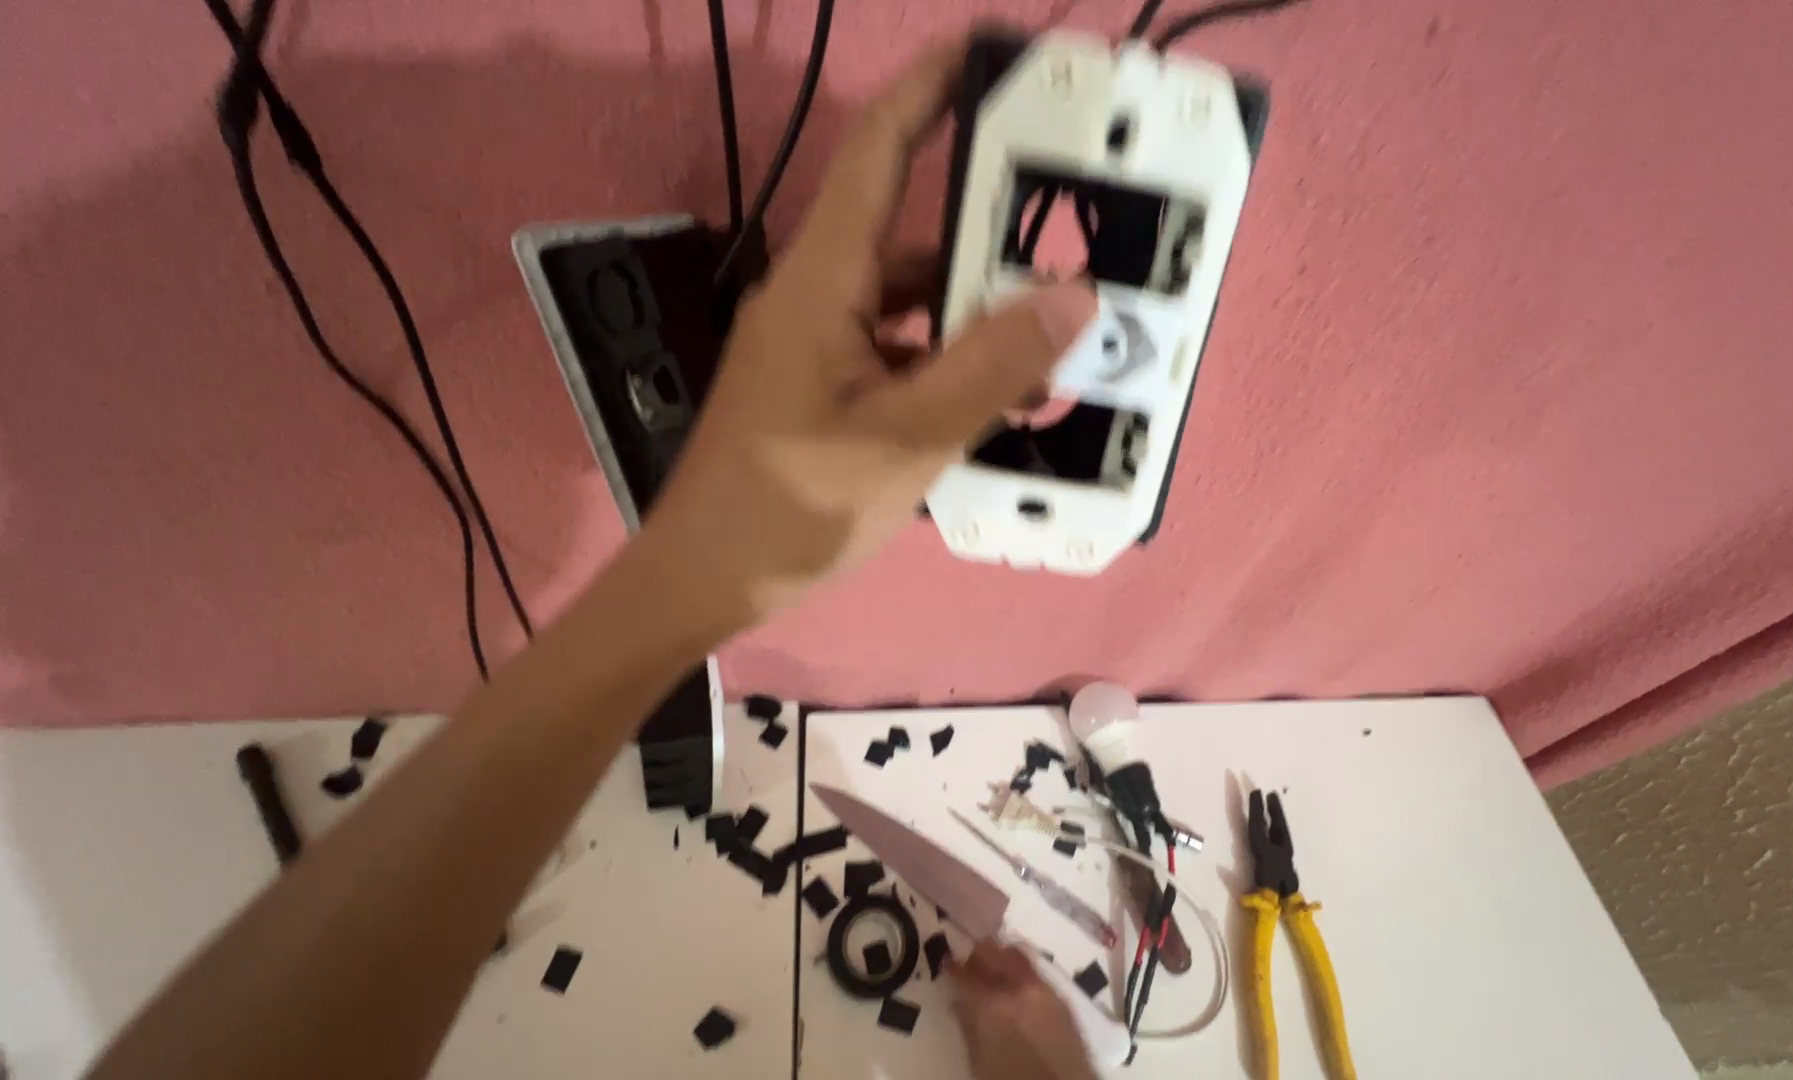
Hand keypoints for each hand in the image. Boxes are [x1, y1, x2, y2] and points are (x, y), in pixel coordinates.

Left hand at [643, 41, 1096, 622]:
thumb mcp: (908, 438)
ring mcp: (815, 349)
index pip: (877, 150)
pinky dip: (946, 370)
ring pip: (909, 309)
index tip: (992, 53)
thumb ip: (992, 366)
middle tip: (1068, 255)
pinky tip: (993, 406)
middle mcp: (815, 298)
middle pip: (910, 240)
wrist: (706, 580)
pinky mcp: (819, 392)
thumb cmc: (794, 507)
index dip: (931, 89)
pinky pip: (895, 357)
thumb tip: (1072, 295)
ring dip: (974, 326)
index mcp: (821, 282)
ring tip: (1048, 356)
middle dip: (989, 246)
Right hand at [952, 943, 1100, 1079]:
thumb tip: (958, 1003)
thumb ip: (968, 1028)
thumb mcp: (979, 1064)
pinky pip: (1037, 972)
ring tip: (995, 969)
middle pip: (992, 953)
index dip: (952, 966)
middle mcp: (1017, 989)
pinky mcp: (1063, 1000)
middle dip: (978, 954)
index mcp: (991, 1008)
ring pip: (1016, 955)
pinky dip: (1023, 972)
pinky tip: (1019, 987)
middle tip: (969, 962)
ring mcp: (1043, 990)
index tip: (946, 961)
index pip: (964, 975)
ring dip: (1002, 956)